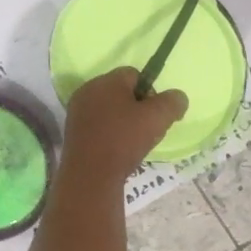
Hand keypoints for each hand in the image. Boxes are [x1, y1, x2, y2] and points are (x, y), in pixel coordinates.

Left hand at [59, 68, 188, 183]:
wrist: (90, 175)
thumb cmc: (124, 141)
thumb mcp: (158, 118)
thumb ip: (173, 102)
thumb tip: (178, 98)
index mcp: (106, 81)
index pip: (135, 74)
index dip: (151, 93)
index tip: (155, 115)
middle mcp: (88, 90)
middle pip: (121, 92)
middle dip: (137, 108)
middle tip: (147, 130)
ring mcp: (77, 112)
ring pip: (109, 110)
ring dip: (124, 122)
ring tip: (132, 143)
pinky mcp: (72, 132)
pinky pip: (98, 125)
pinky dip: (110, 134)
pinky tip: (117, 151)